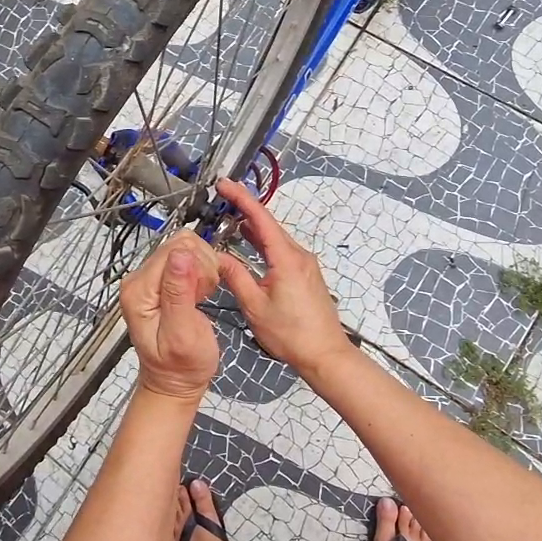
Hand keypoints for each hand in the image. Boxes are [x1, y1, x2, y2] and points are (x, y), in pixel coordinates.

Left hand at [119, 230, 222, 402]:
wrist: (174, 381)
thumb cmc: (181, 366)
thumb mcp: (183, 334)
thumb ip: (179, 293)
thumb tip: (180, 254)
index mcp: (138, 290)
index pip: (173, 251)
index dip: (196, 268)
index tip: (202, 293)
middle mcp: (138, 277)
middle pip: (180, 244)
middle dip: (201, 267)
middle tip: (201, 296)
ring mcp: (149, 276)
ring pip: (187, 246)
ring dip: (203, 268)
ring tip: (200, 296)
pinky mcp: (161, 277)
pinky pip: (187, 256)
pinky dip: (200, 271)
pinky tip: (198, 292)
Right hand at [214, 179, 357, 378]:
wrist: (326, 356)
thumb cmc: (290, 334)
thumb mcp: (255, 306)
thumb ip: (235, 277)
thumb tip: (215, 256)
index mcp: (286, 259)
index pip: (261, 218)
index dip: (241, 198)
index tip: (224, 184)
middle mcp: (298, 255)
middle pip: (269, 224)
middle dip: (245, 208)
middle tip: (222, 197)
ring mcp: (305, 265)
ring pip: (275, 237)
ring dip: (254, 226)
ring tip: (231, 216)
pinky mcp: (306, 275)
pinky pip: (281, 249)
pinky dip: (263, 242)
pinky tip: (250, 242)